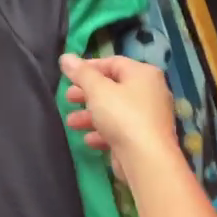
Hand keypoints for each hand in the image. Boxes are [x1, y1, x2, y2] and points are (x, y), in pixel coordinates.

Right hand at [60, 53, 182, 178]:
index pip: (113, 63)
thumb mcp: (97, 90)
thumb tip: (66, 57)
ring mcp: (148, 117)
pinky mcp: (144, 138)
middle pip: (112, 87)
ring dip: (90, 115)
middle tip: (68, 98)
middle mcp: (150, 92)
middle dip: (86, 94)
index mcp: (143, 74)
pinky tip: (88, 139)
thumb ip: (81, 73)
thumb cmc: (122, 116)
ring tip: (71, 122)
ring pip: (114, 110)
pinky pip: (120, 129)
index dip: (88, 67)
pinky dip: (103, 132)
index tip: (68, 75)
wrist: (146, 159)